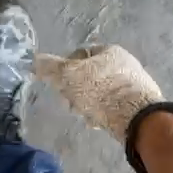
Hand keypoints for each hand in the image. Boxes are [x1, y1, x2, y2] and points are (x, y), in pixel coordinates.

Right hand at [37, 45, 164, 141]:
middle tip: (70, 103)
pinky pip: (113, 106)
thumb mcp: (69, 76)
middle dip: (76, 90)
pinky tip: (98, 122)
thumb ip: (49, 67)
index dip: (65, 69)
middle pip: (89, 75)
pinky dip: (103, 113)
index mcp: (109, 50)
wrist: (137, 117)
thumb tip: (33, 60)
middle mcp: (124, 63)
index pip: (79, 54)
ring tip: (85, 116)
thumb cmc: (101, 91)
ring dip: (88, 104)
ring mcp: (134, 83)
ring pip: (100, 93)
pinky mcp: (139, 104)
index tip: (60, 85)